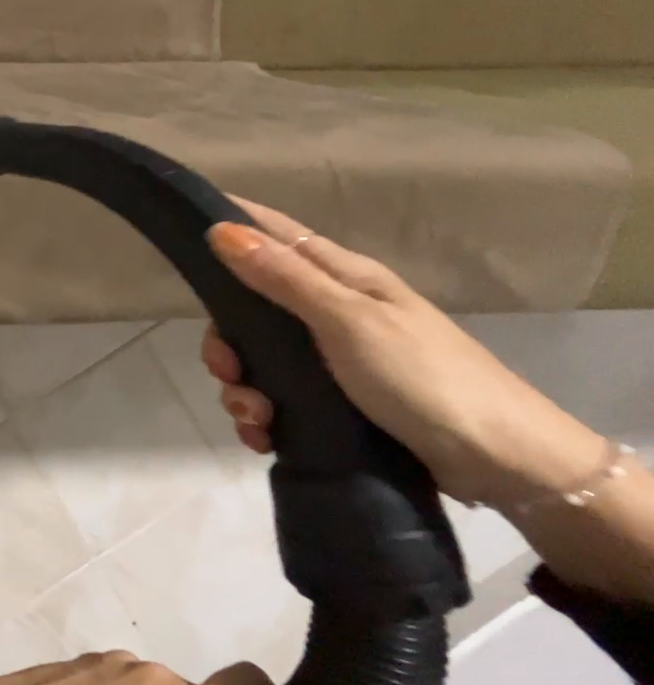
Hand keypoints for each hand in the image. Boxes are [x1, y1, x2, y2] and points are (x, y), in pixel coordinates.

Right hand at [201, 199, 608, 506]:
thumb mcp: (348, 322)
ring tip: (257, 419)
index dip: (232, 222)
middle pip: (248, 310)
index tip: (183, 222)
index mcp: (341, 278)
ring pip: (256, 361)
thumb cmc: (425, 378)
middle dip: (226, 344)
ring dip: (242, 391)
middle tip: (228, 371)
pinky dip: (261, 418)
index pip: (275, 233)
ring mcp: (332, 359)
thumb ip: (283, 278)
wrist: (501, 462)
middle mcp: (331, 311)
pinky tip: (264, 435)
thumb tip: (220, 230)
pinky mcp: (334, 402)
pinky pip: (275, 401)